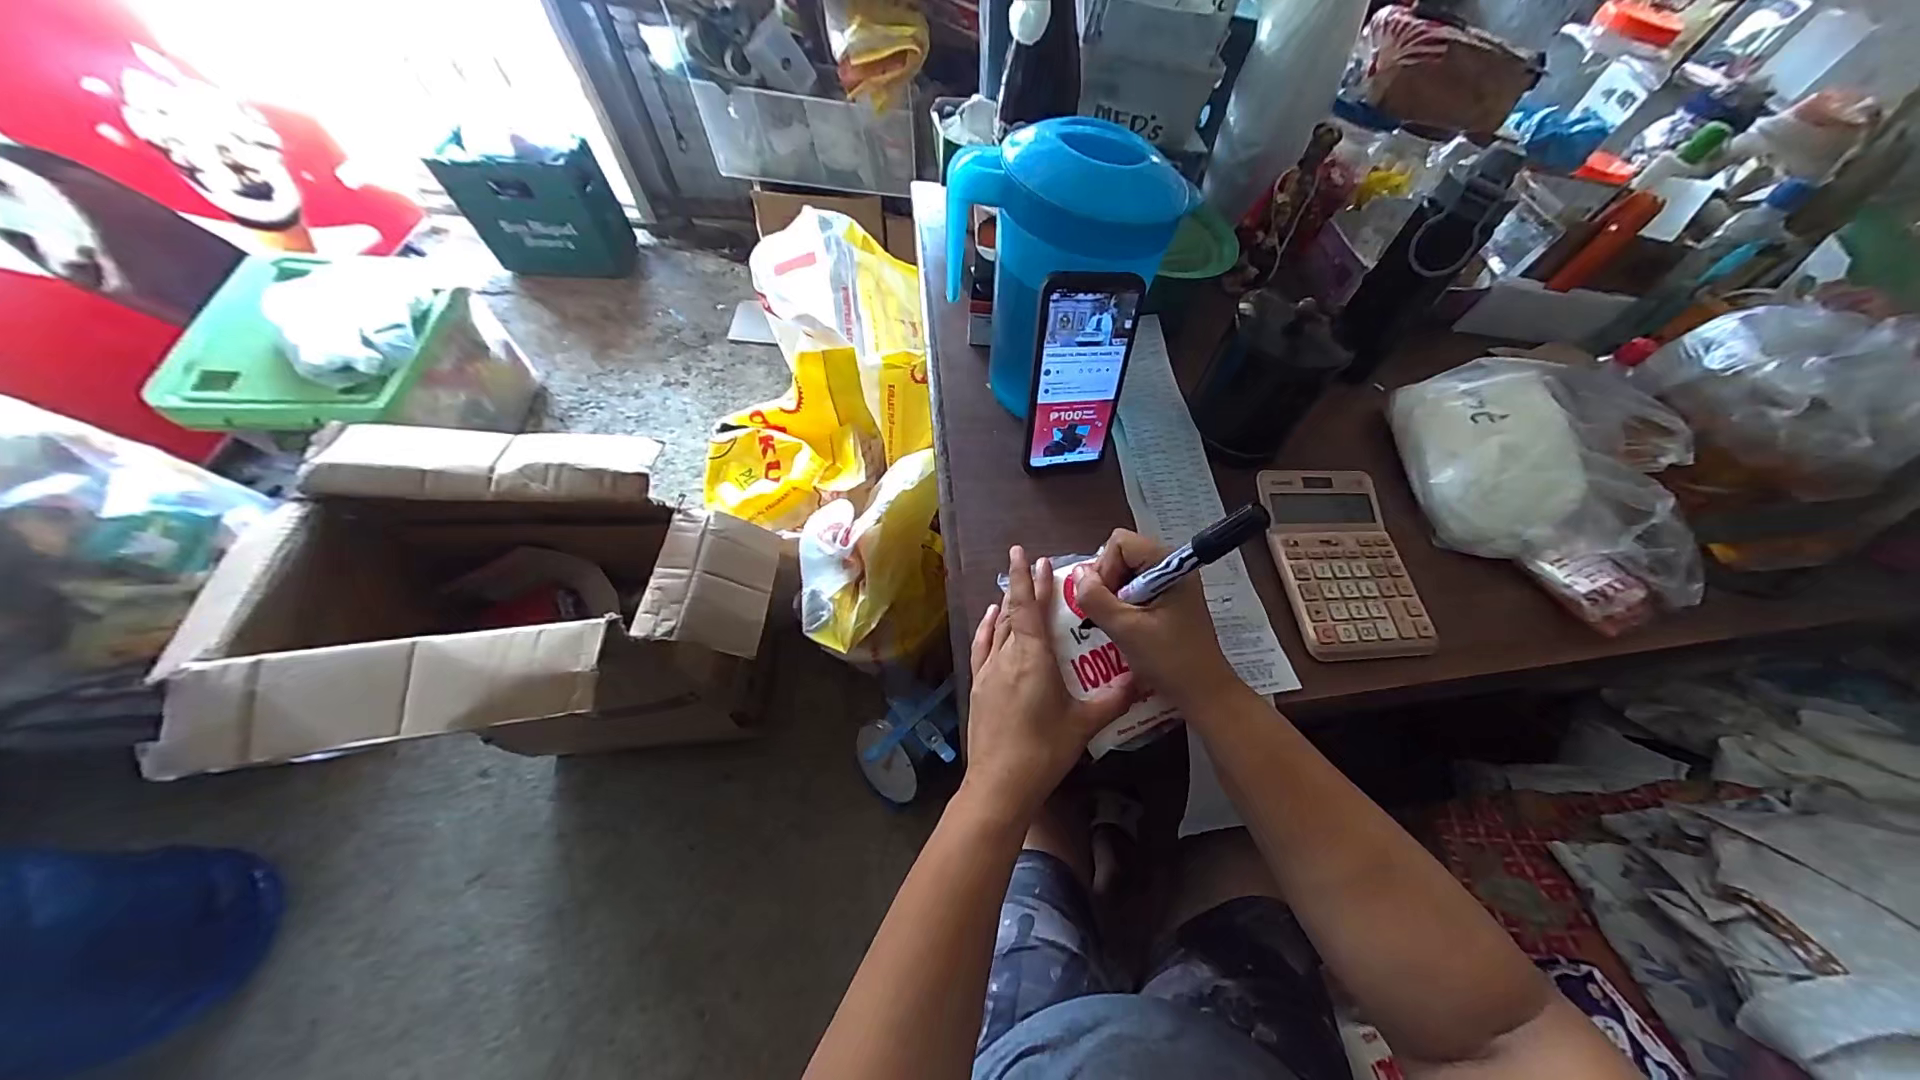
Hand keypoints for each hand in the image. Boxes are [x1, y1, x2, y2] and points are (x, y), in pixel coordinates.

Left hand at [964, 546, 1136, 817]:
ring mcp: (988, 670)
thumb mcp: (1084, 724)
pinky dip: (986, 628)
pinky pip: (981, 646)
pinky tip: (989, 619)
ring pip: (997, 626)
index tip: (1033, 556)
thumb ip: (1113, 700)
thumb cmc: (1044, 751)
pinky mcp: (978, 686)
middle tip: (1031, 563)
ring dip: (1006, 604)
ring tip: (1013, 588)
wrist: (999, 783)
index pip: (1031, 607)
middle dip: (1023, 585)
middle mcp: (1007, 655)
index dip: (1032, 580)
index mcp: (1033, 657)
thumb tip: (1142, 680)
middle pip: (1013, 611)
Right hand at [1068, 529, 1239, 712]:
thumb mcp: (1126, 629)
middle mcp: (1170, 566)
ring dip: (1111, 596)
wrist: (1204, 693)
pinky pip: (1132, 588)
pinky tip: (1123, 628)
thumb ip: (1095, 598)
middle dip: (1106, 582)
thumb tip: (1077, 574)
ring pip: (1123, 573)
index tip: (1108, 601)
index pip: (1120, 543)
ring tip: (1115, 623)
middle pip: (1120, 554)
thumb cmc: (1170, 660)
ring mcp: (1169, 583)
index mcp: (1169, 564)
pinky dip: (1121, 605)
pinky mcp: (1166, 599)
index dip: (1105, 568)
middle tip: (1109, 614)